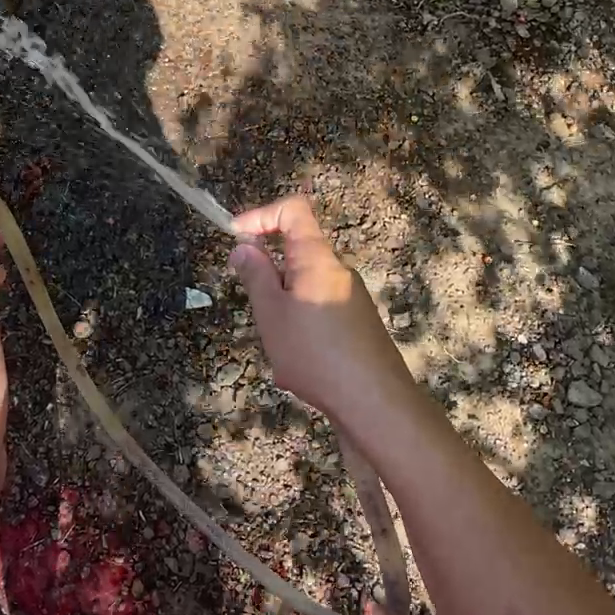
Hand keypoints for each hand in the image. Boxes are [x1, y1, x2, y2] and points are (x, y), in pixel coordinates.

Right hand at [230, 196, 414, 425]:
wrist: (377, 405)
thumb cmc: (316, 353)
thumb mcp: (272, 314)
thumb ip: (255, 276)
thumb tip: (243, 246)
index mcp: (316, 258)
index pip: (293, 210)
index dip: (261, 215)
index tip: (236, 239)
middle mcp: (338, 270)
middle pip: (297, 253)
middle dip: (269, 278)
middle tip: (259, 312)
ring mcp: (352, 299)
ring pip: (305, 289)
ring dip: (284, 310)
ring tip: (281, 350)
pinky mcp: (359, 325)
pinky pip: (320, 313)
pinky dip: (302, 330)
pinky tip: (301, 369)